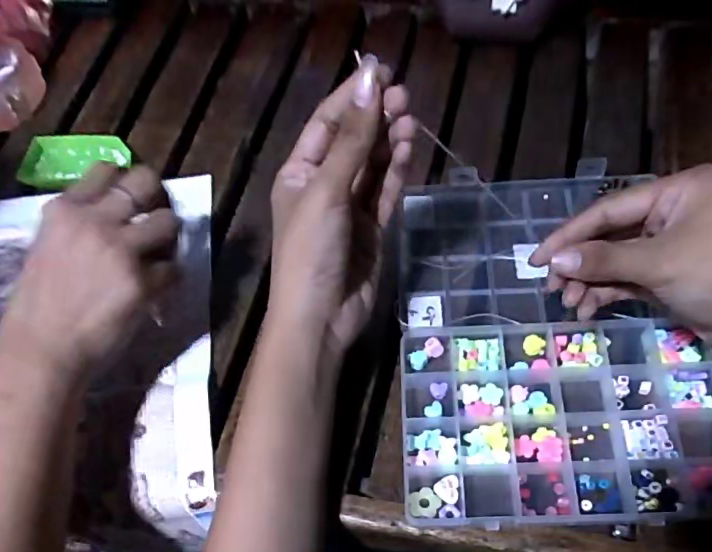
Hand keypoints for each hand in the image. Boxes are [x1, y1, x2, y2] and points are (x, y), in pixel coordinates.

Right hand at [0, 163, 180, 375]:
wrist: (45, 345)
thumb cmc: (41, 304)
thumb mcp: (49, 246)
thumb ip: (79, 227)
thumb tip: (112, 222)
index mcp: (66, 208)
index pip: (108, 169)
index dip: (129, 183)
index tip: (135, 202)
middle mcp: (95, 220)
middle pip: (146, 182)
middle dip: (159, 199)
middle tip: (158, 224)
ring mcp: (122, 250)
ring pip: (168, 223)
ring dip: (170, 240)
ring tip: (160, 259)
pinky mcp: (143, 282)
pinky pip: (174, 269)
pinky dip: (170, 280)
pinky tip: (157, 292)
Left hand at [268, 54, 415, 360]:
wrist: (320, 318)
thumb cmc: (310, 252)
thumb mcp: (326, 191)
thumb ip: (352, 140)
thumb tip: (370, 83)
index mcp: (299, 173)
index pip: (327, 123)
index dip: (353, 97)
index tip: (382, 72)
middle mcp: (323, 188)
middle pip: (353, 143)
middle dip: (376, 118)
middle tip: (405, 95)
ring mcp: (349, 213)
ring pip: (373, 168)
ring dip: (390, 143)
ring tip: (411, 118)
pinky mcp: (372, 234)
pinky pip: (385, 196)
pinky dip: (397, 174)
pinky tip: (408, 150)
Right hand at [530, 164, 711, 354]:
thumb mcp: (660, 262)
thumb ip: (606, 259)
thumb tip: (556, 259)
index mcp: (678, 190)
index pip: (610, 208)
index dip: (570, 234)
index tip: (537, 259)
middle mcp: (674, 212)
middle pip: (612, 235)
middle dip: (581, 263)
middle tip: (552, 288)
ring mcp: (674, 246)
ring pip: (619, 261)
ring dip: (593, 282)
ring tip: (570, 304)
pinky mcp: (674, 277)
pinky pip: (632, 280)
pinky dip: (610, 293)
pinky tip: (589, 309)